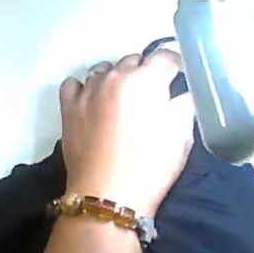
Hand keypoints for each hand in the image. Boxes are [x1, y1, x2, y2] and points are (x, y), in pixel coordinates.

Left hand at [59, 51, 195, 217]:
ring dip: (116, 76)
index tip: (178, 76)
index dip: (175, 64)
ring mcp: (89, 89)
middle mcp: (116, 76)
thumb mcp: (182, 137)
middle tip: (151, 95)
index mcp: (147, 79)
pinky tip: (92, 101)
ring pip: (104, 68)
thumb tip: (184, 93)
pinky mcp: (68, 107)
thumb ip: (185, 106)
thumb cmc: (151, 167)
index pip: (165, 56)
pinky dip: (84, 87)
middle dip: (145, 71)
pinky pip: (74, 84)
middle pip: (134, 60)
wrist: (107, 196)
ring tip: (121, 98)